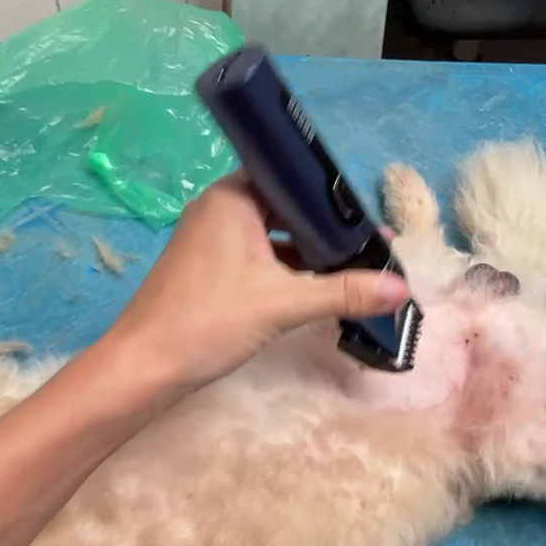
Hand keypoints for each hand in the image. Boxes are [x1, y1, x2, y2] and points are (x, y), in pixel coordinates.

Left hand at [102, 172, 409, 393]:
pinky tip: (316, 286)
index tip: (370, 218)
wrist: (143, 366)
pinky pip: (259, 254)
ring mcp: (212, 237)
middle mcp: (222, 207)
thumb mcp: (284, 304)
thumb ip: (345, 292)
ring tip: (353, 267)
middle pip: (288, 207)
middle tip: (371, 245)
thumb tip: (403, 288)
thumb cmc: (209, 320)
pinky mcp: (210, 264)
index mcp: (235, 197)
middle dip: (328, 228)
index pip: (294, 178)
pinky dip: (286, 267)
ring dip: (309, 251)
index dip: (334, 197)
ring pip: (274, 233)